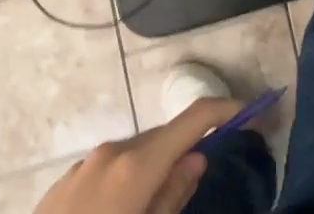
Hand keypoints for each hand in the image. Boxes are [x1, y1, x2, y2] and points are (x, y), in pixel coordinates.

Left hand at [37, 98, 241, 213]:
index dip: (227, 110)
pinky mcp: (61, 185)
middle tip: (201, 176)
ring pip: (135, 152)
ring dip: (154, 166)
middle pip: (164, 136)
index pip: (195, 117)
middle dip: (187, 146)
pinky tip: (118, 213)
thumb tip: (195, 159)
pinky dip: (125, 179)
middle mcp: (112, 152)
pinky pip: (107, 169)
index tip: (252, 114)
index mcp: (138, 164)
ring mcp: (83, 166)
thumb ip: (174, 195)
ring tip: (155, 204)